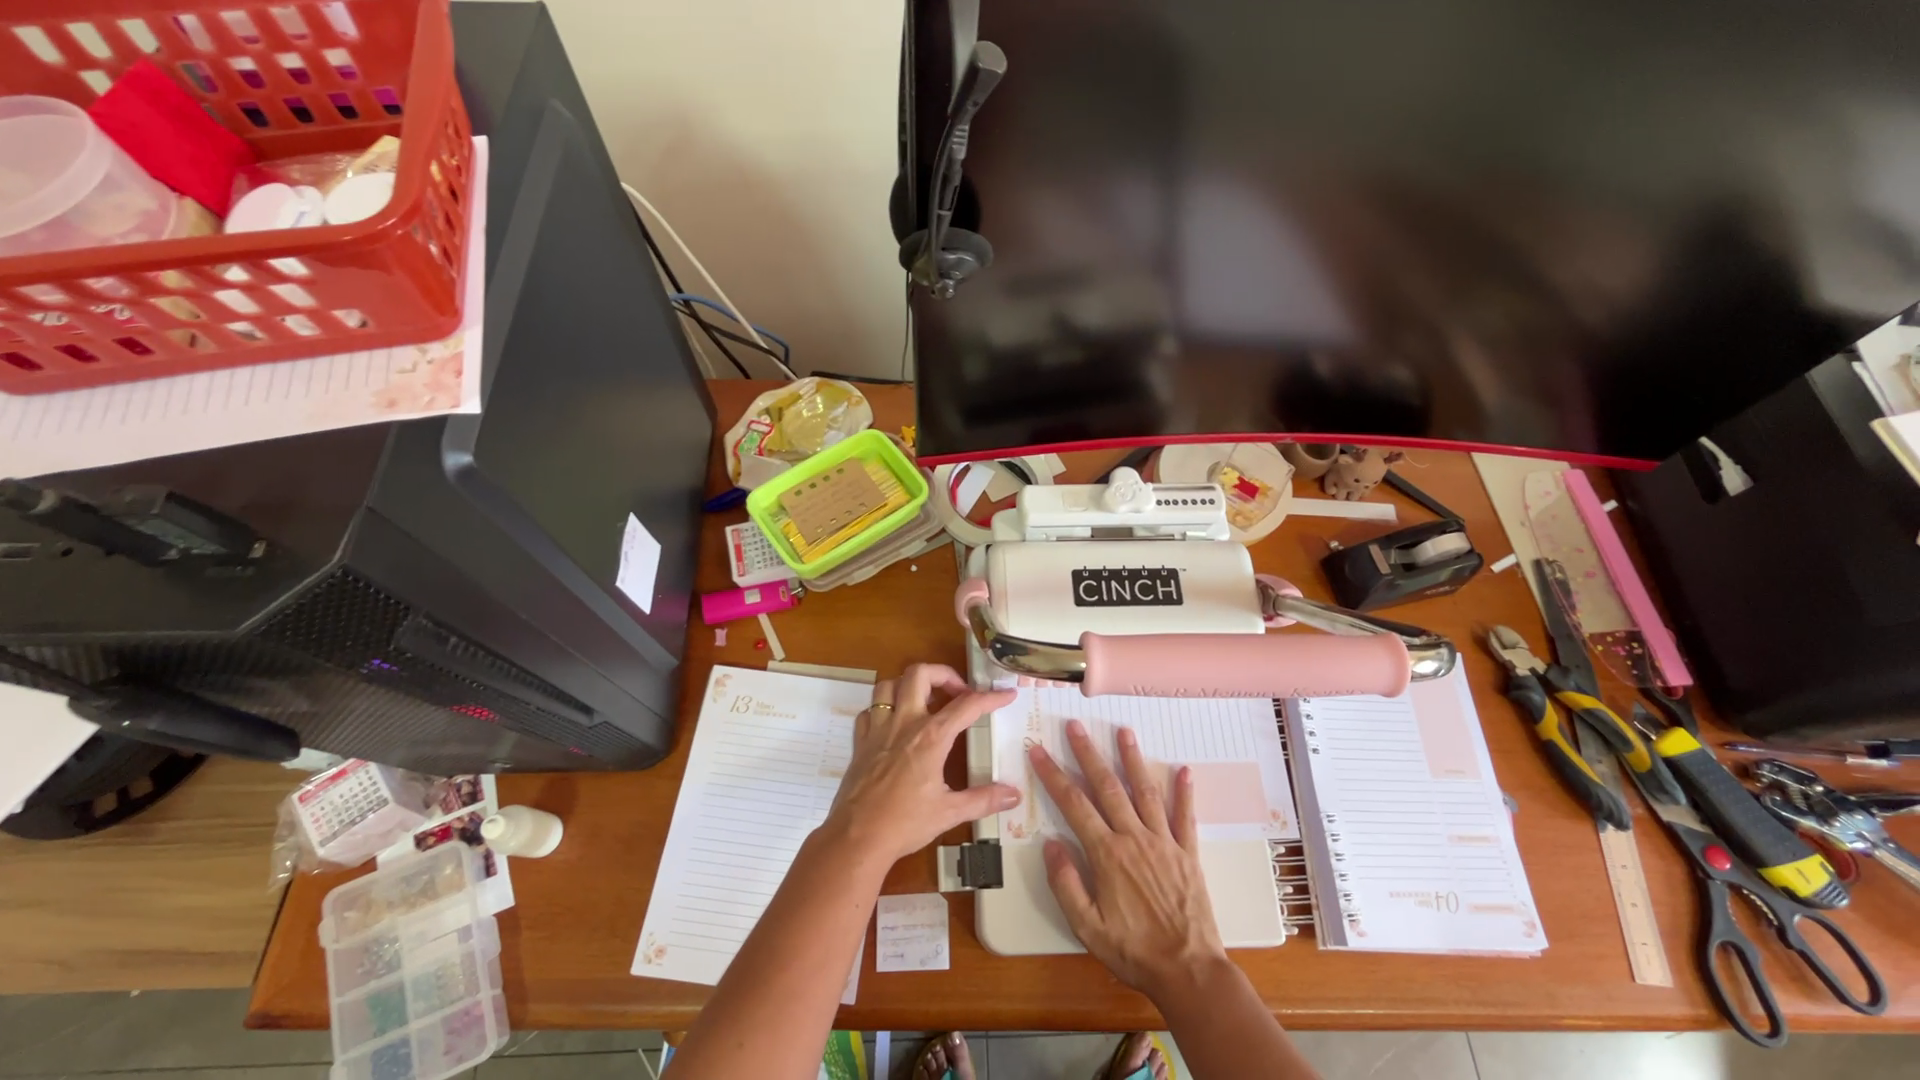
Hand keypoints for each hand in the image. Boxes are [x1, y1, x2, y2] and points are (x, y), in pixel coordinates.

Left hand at [826, 663, 1018, 862]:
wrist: (857, 837)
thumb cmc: (905, 823)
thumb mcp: (950, 812)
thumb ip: (983, 799)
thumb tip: (1013, 795)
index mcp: (931, 737)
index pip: (967, 706)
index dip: (990, 697)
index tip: (1006, 695)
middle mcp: (904, 723)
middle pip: (920, 674)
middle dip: (943, 674)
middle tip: (958, 693)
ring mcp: (878, 730)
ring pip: (889, 685)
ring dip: (909, 685)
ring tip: (925, 701)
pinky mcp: (860, 742)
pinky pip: (869, 711)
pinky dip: (883, 709)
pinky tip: (894, 724)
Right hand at [1029, 720, 1227, 999]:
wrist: (1188, 970)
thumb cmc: (1133, 952)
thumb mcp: (1086, 926)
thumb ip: (1066, 883)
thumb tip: (1051, 844)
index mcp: (1106, 855)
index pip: (1073, 805)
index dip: (1053, 775)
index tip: (1038, 751)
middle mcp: (1134, 839)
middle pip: (1107, 787)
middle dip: (1088, 754)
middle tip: (1076, 727)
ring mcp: (1164, 843)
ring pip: (1144, 792)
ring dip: (1133, 760)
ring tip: (1124, 732)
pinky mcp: (1188, 854)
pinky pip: (1185, 817)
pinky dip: (1184, 792)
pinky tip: (1183, 770)